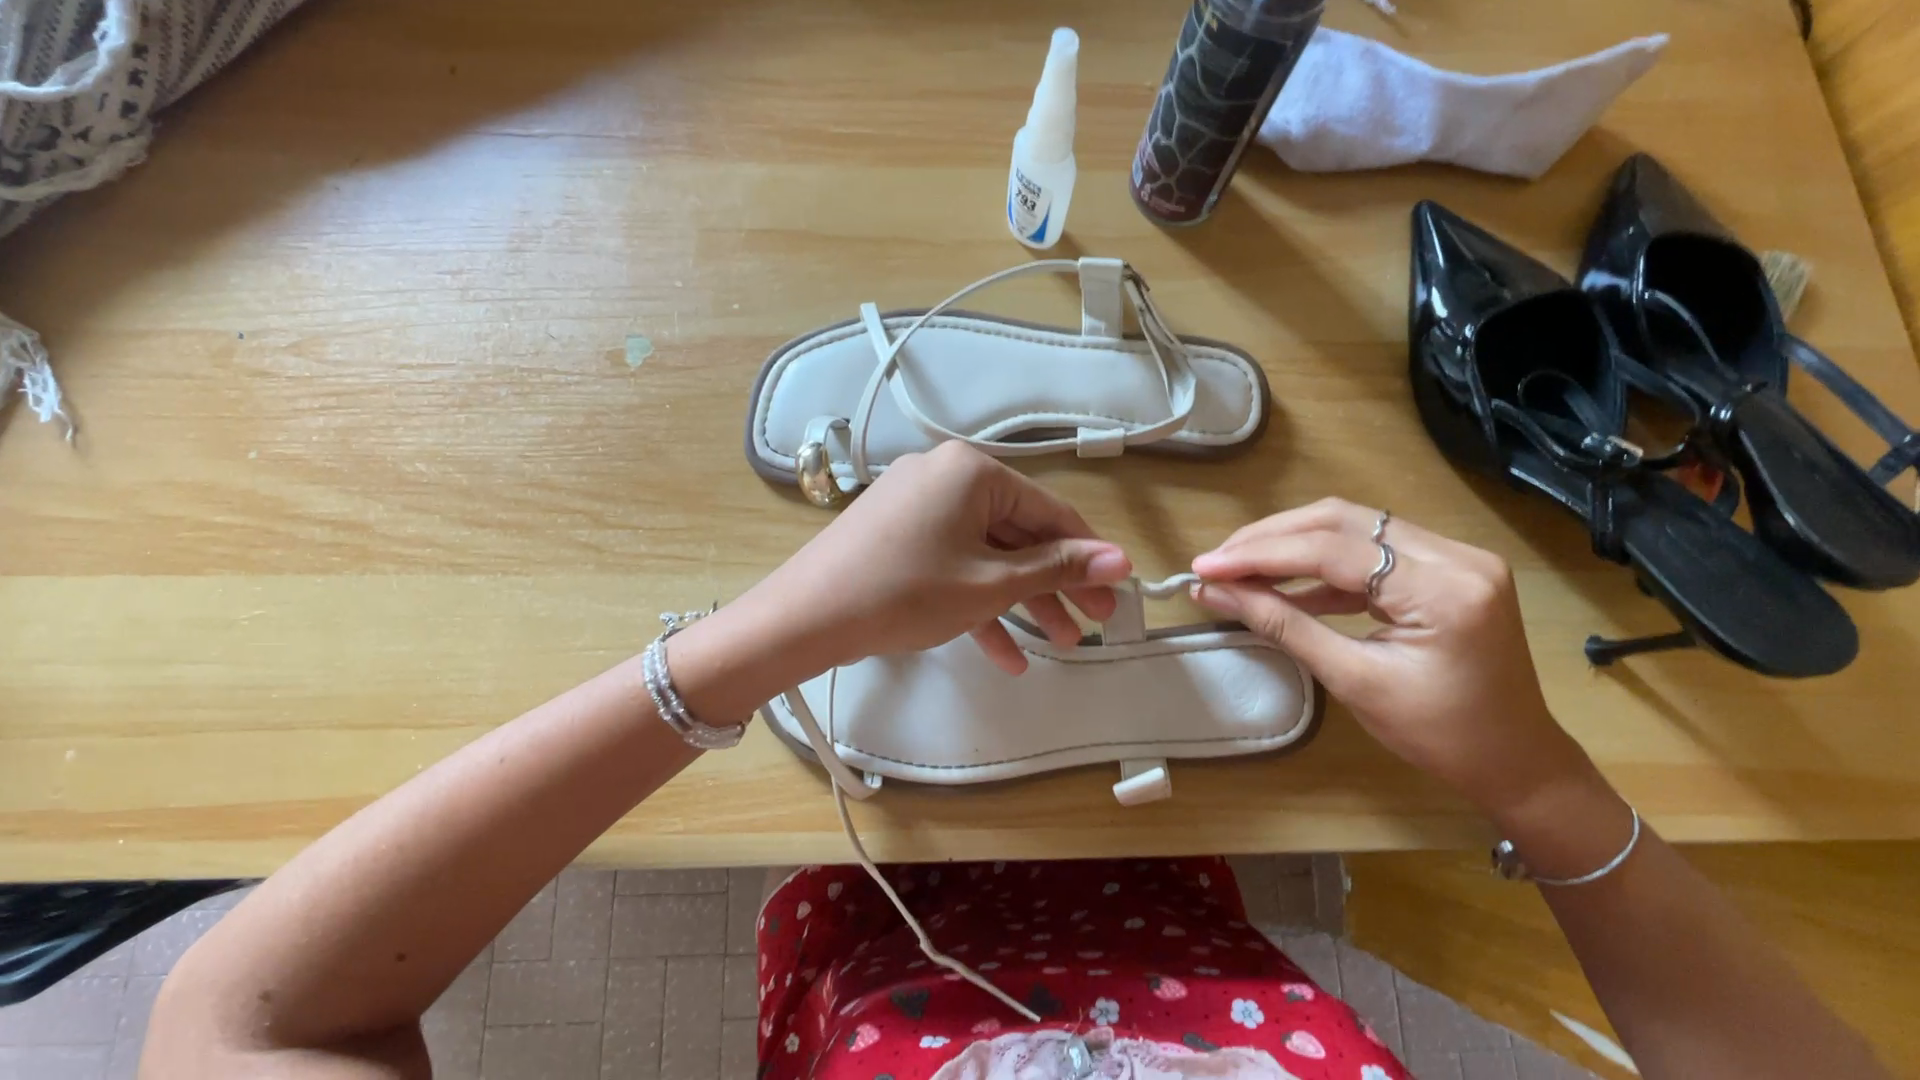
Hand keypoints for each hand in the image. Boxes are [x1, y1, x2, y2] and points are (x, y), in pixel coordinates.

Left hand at [726, 442, 1133, 680]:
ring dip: (1020, 600)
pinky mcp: (897, 535)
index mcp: (973, 471)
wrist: (804, 617)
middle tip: (1093, 626)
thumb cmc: (905, 593)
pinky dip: (976, 601)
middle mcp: (946, 476)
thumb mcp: (990, 584)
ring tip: (1058, 645)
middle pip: (1019, 533)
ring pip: (986, 553)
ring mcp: (918, 505)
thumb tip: (1123, 560)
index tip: (1116, 596)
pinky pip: (951, 563)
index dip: (1088, 557)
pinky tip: (1004, 655)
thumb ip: (1057, 569)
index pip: (1051, 512)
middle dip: (1056, 585)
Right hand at [1189, 498, 1593, 817]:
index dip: (1261, 554)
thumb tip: (1215, 594)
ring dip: (1292, 544)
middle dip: (1271, 538)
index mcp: (1445, 588)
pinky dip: (1322, 564)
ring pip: (1354, 527)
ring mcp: (1456, 556)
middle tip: (1216, 561)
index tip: (1204, 568)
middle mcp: (1457, 555)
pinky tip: (1282, 583)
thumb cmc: (1439, 735)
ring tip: (1238, 568)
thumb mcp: (1354, 682)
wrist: (1515, 761)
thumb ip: (1284, 627)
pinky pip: (1371, 550)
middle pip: (1342, 521)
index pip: (1333, 550)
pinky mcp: (1447, 568)